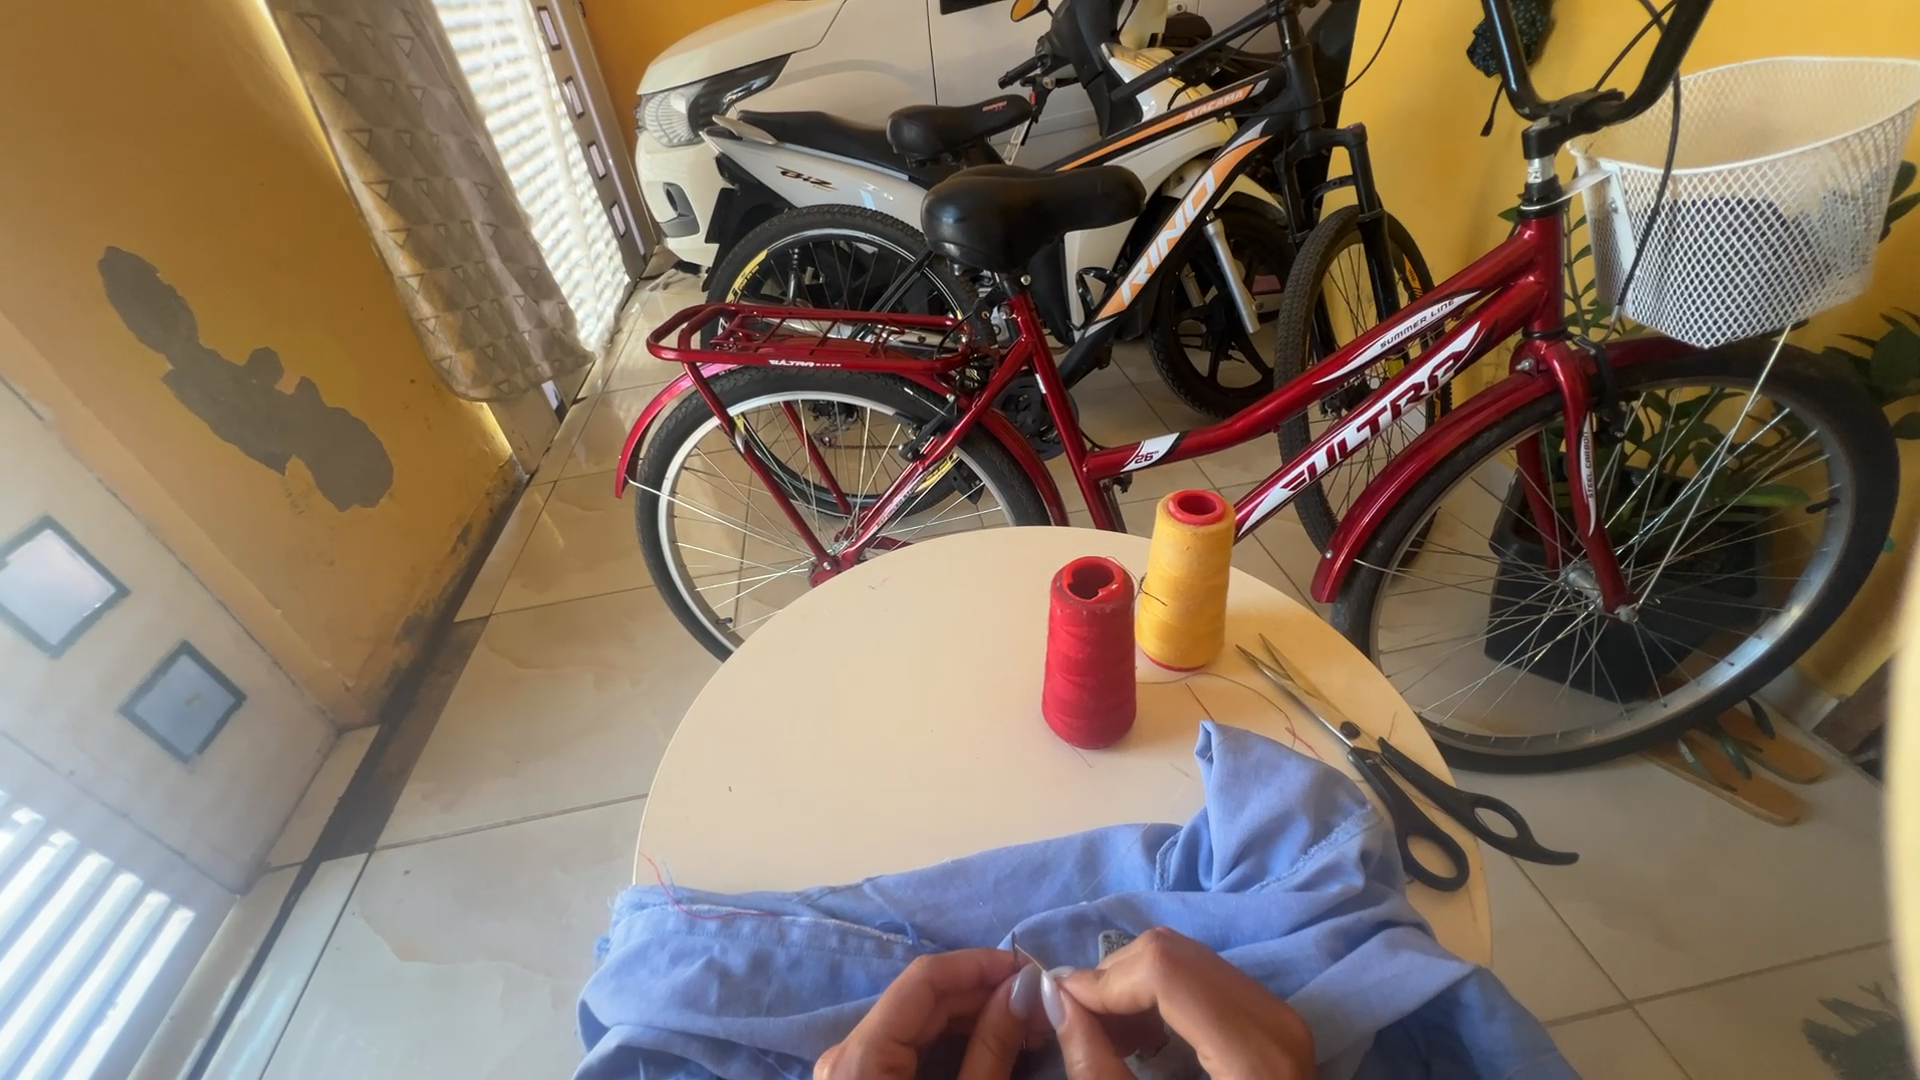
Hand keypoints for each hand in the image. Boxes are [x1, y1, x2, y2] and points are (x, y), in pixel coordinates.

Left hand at [815, 949, 1048, 1078]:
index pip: (924, 979)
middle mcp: (847, 1051)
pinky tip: (991, 1041)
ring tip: (1025, 1021)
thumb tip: (1025, 987)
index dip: (978, 964)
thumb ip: (992, 1047)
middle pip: (923, 999)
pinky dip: (952, 1041)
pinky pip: (911, 1047)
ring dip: (973, 1016)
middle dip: (984, 993)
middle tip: (1038, 1001)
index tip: (1027, 968)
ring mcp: (850, 1069)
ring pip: (919, 1022)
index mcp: (861, 1054)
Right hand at [1047, 928, 1314, 1079]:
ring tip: (1108, 1032)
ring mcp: (1276, 1011)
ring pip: (1181, 955)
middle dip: (1112, 979)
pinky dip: (1158, 990)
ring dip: (1131, 982)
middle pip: (1170, 953)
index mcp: (1255, 1053)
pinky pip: (1199, 972)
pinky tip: (1141, 1032)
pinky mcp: (1269, 1015)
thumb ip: (1098, 1069)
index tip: (1063, 1001)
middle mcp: (1273, 1017)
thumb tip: (1054, 997)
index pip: (1166, 970)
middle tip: (1079, 1020)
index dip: (1105, 978)